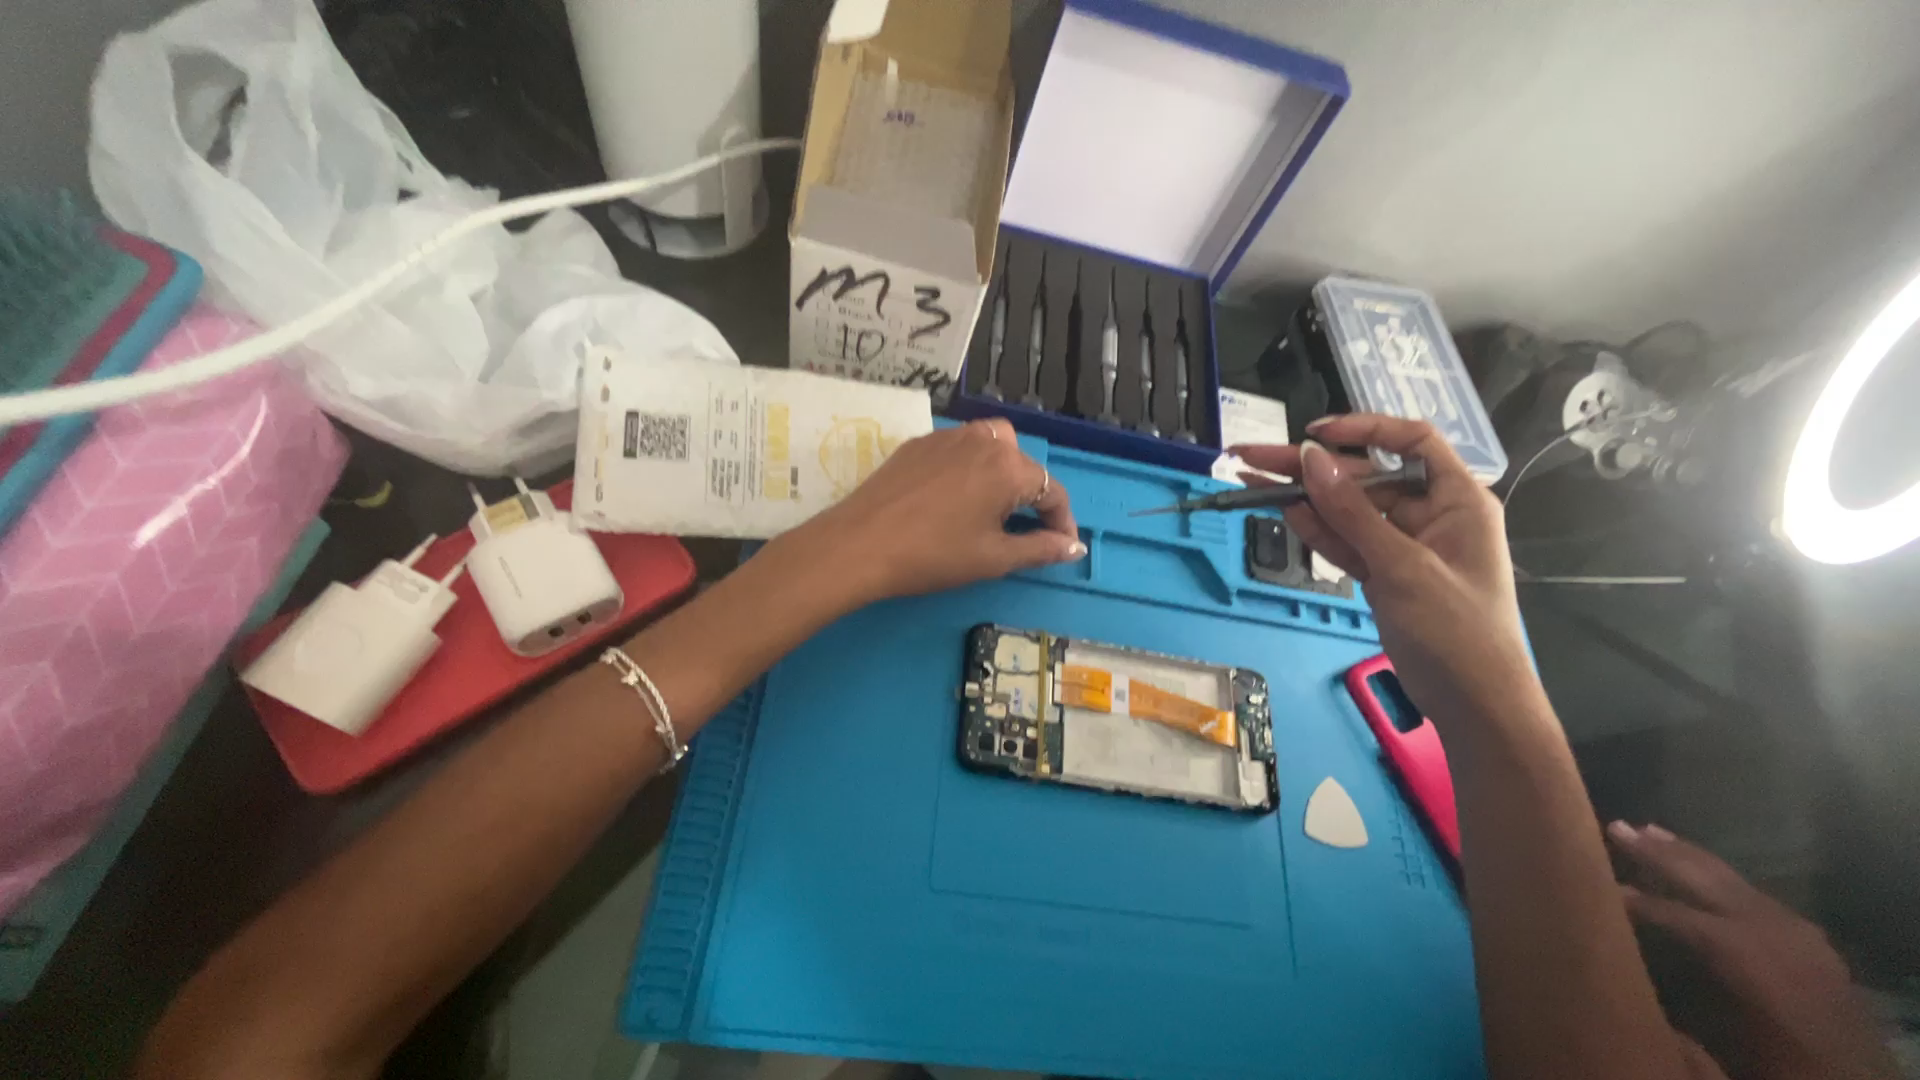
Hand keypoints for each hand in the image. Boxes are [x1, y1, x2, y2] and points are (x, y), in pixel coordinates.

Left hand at [778, 419, 1083, 604]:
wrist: (860, 544)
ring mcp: (948, 437)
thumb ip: (1040, 549)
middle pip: (1023, 463)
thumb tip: (1075, 548)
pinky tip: (953, 498)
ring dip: (1001, 474)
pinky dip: (969, 468)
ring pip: (991, 445)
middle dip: (1031, 494)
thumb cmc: (934, 555)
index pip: (1052, 491)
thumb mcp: (994, 558)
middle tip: (1022, 529)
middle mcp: (984, 441)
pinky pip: (958, 448)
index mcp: (1009, 467)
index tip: (1061, 548)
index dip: (1062, 523)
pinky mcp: (918, 443)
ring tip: (990, 509)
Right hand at [1235, 414, 1539, 728]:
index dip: (1364, 429)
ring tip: (1249, 481)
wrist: (1474, 704)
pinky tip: (1282, 511)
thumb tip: (1310, 458)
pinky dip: (1317, 530)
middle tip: (1252, 459)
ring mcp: (1404, 546)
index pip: (1412, 442)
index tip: (1314, 433)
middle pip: (1365, 478)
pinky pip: (1346, 542)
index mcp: (1456, 499)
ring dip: (1303, 498)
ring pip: (1347, 511)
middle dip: (1311, 469)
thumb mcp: (1402, 566)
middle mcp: (1430, 515)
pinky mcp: (1384, 574)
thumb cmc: (1455, 630)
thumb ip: (1351, 512)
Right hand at [1609, 822, 1896, 1079]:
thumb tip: (1623, 953)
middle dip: (1661, 855)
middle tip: (1617, 826)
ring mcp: (1797, 933)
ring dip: (1688, 855)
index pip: (1679, 917)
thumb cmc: (1778, 1059)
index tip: (1597, 883)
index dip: (1637, 900)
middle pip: (1708, 883)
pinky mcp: (1809, 940)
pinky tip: (1699, 866)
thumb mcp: (1723, 1035)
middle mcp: (1774, 935)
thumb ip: (1676, 991)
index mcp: (1748, 957)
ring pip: (1732, 881)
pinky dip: (1719, 874)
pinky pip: (1753, 893)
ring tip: (1649, 830)